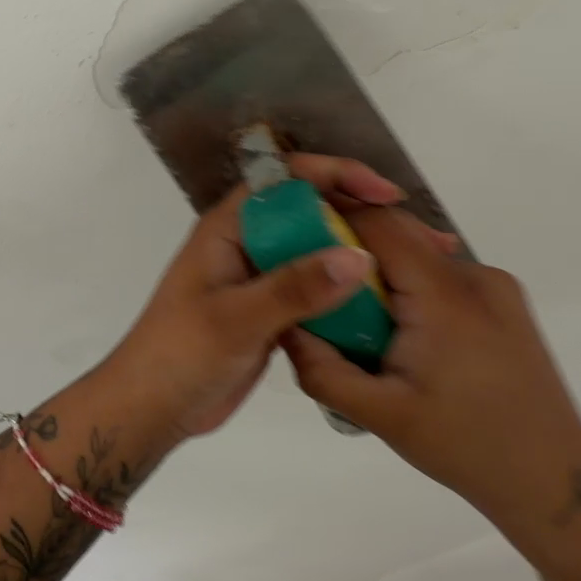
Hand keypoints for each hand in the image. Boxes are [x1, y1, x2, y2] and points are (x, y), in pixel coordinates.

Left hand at [108, 155, 425, 439]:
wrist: (154, 406)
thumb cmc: (180, 353)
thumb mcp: (235, 319)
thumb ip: (292, 288)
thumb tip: (358, 255)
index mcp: (227, 230)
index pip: (283, 181)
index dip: (335, 175)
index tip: (386, 194)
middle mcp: (245, 245)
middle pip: (310, 213)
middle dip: (363, 217)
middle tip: (426, 239)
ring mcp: (259, 280)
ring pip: (317, 252)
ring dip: (363, 256)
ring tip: (424, 268)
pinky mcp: (270, 312)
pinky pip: (316, 290)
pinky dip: (350, 292)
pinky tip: (393, 304)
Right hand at [283, 208, 580, 524]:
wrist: (553, 481)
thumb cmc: (464, 445)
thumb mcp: (378, 414)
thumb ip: (320, 368)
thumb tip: (279, 324)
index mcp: (446, 297)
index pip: (378, 224)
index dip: (328, 219)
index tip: (287, 239)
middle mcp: (476, 276)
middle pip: (396, 235)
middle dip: (346, 252)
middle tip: (309, 287)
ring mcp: (495, 288)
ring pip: (415, 256)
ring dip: (375, 274)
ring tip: (349, 320)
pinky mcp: (501, 303)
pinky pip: (436, 276)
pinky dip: (404, 289)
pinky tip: (391, 333)